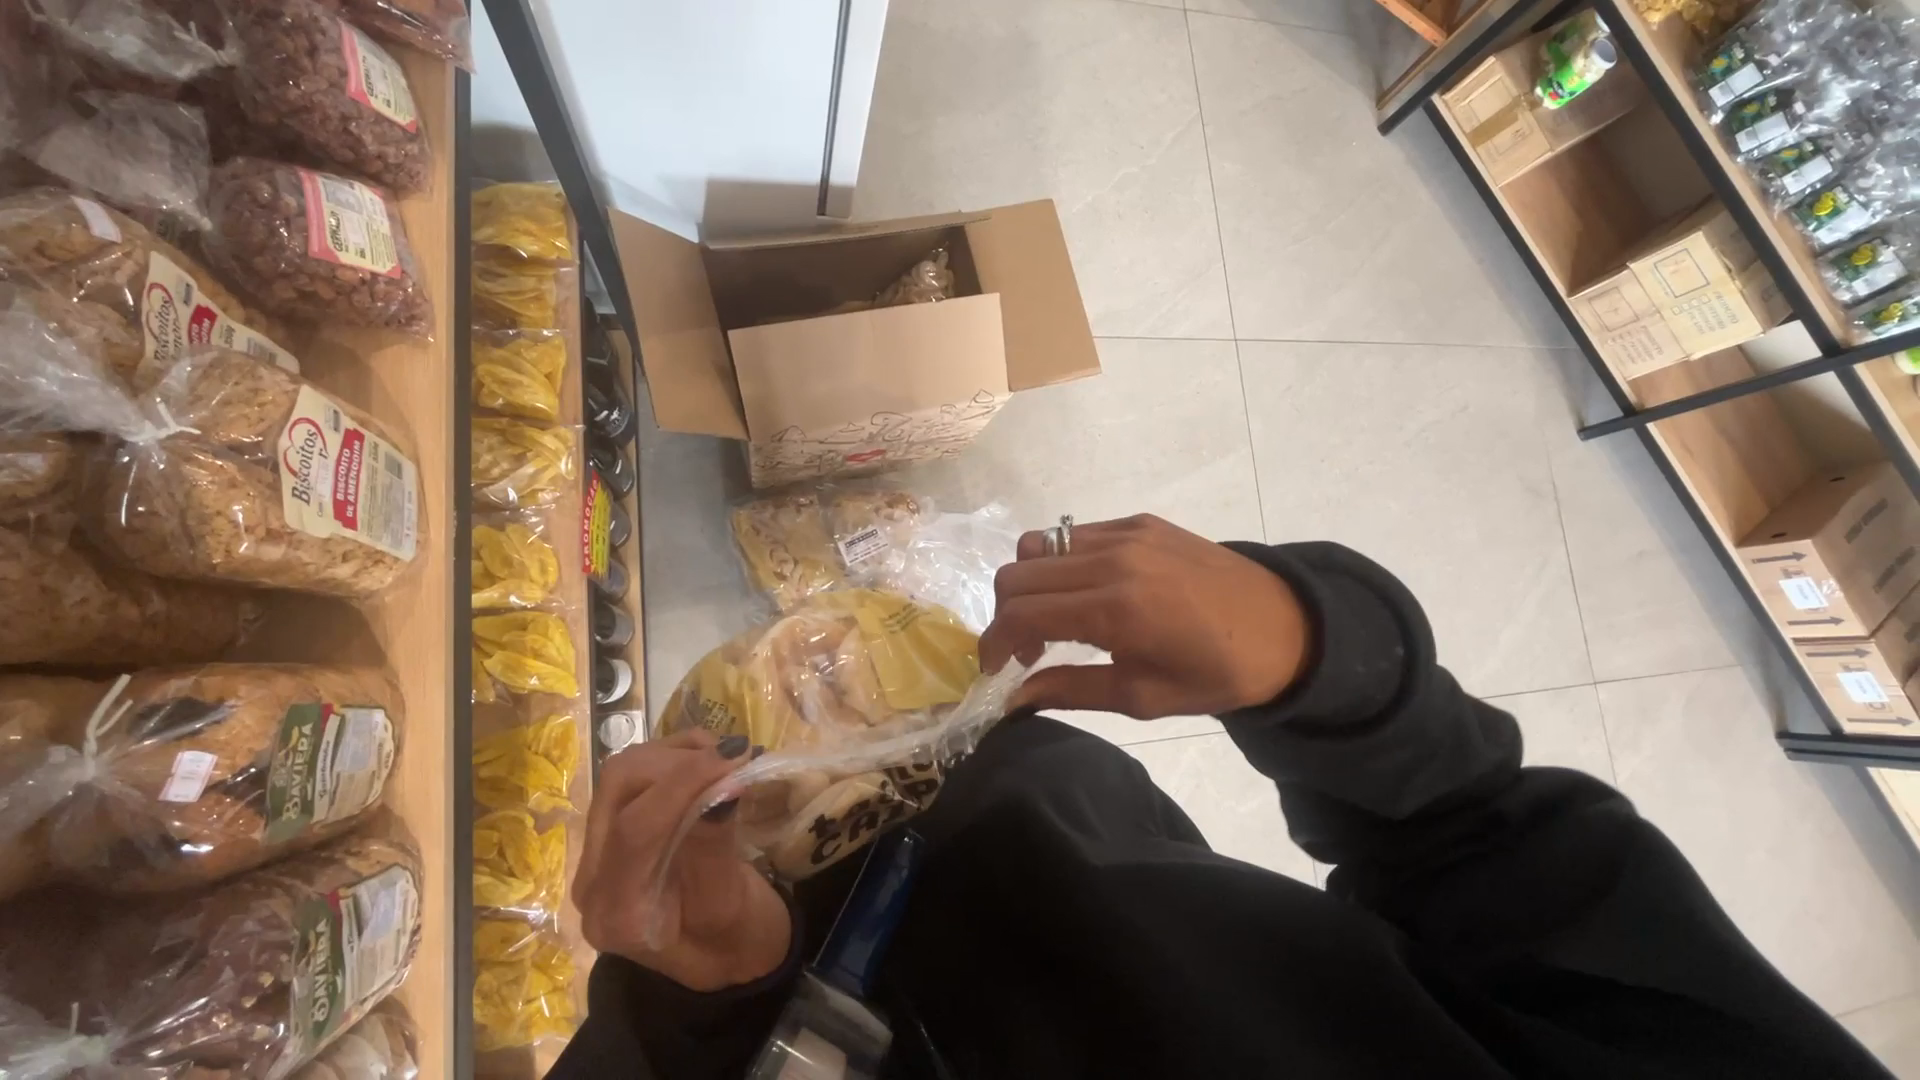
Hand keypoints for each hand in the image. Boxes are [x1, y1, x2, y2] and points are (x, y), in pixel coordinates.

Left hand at [574, 730, 792, 990]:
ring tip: (727, 757)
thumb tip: (725, 783)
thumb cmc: (733, 943)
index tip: (737, 759)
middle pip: (619, 786)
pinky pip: (634, 774)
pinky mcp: (614, 831)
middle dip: (679, 761)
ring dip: (677, 753)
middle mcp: (594, 878)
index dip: (686, 783)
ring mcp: (599, 852)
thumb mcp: (731, 903)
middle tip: (735, 757)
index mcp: (618, 912)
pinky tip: (709, 762)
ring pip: (623, 771)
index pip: (636, 828)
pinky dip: (675, 755)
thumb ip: (716, 847)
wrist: (724, 959)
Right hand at [979, 514, 1311, 718]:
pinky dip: (1062, 563)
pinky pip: (1075, 534)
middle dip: (1005, 614)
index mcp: (1114, 609)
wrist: (1287, 627)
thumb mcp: (1142, 696)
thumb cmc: (1216, 674)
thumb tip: (1012, 699)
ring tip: (1054, 617)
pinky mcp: (1140, 521)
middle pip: (1016, 572)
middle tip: (1027, 649)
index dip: (993, 643)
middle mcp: (1111, 559)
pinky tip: (1090, 592)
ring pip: (1038, 544)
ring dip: (1030, 583)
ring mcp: (1126, 533)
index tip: (994, 669)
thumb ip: (1068, 690)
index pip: (1019, 614)